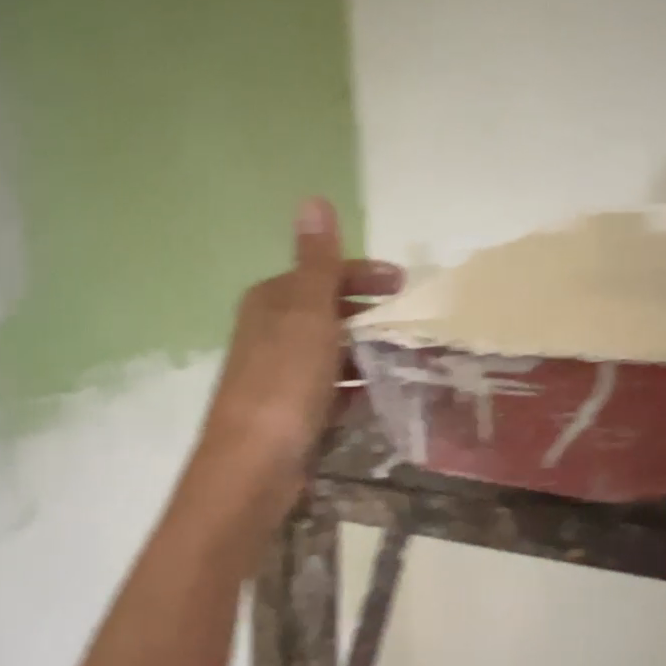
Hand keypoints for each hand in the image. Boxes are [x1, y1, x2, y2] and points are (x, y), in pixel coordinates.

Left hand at [191, 198, 403, 512]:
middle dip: (368, 317)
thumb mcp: (307, 313)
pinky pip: (329, 391)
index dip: (363, 275)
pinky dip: (352, 389)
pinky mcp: (288, 415)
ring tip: (407, 362)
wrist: (252, 467)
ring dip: (365, 354)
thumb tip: (312, 198)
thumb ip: (317, 262)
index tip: (406, 286)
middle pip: (327, 313)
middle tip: (413, 327)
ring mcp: (278, 376)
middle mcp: (270, 332)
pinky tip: (377, 398)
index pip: (322, 274)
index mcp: (271, 301)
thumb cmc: (283, 383)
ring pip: (330, 354)